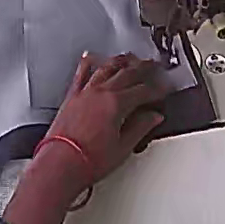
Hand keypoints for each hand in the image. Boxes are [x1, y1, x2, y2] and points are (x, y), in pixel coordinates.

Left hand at [44, 53, 168, 185]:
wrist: (60, 166)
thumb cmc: (87, 161)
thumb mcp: (123, 148)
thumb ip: (141, 127)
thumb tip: (153, 117)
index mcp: (117, 104)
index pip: (144, 90)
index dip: (158, 89)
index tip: (165, 88)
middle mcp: (101, 93)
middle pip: (128, 73)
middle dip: (144, 68)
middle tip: (154, 66)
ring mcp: (85, 92)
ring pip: (107, 67)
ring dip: (121, 61)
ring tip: (130, 58)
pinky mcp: (72, 96)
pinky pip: (81, 73)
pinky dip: (88, 62)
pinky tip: (91, 57)